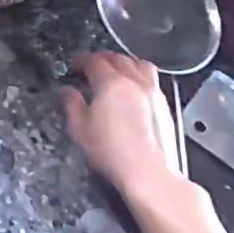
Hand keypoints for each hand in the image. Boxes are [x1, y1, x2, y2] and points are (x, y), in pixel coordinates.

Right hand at [59, 52, 189, 205]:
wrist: (149, 174)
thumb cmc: (114, 153)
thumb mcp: (80, 128)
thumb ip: (72, 104)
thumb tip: (68, 92)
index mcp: (111, 83)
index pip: (94, 60)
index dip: (81, 59)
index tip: (74, 64)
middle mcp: (135, 83)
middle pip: (118, 58)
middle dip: (101, 58)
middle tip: (90, 66)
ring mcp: (153, 93)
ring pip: (139, 64)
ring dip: (124, 63)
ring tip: (115, 71)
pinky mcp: (164, 107)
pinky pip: (152, 80)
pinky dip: (139, 76)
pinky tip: (133, 89)